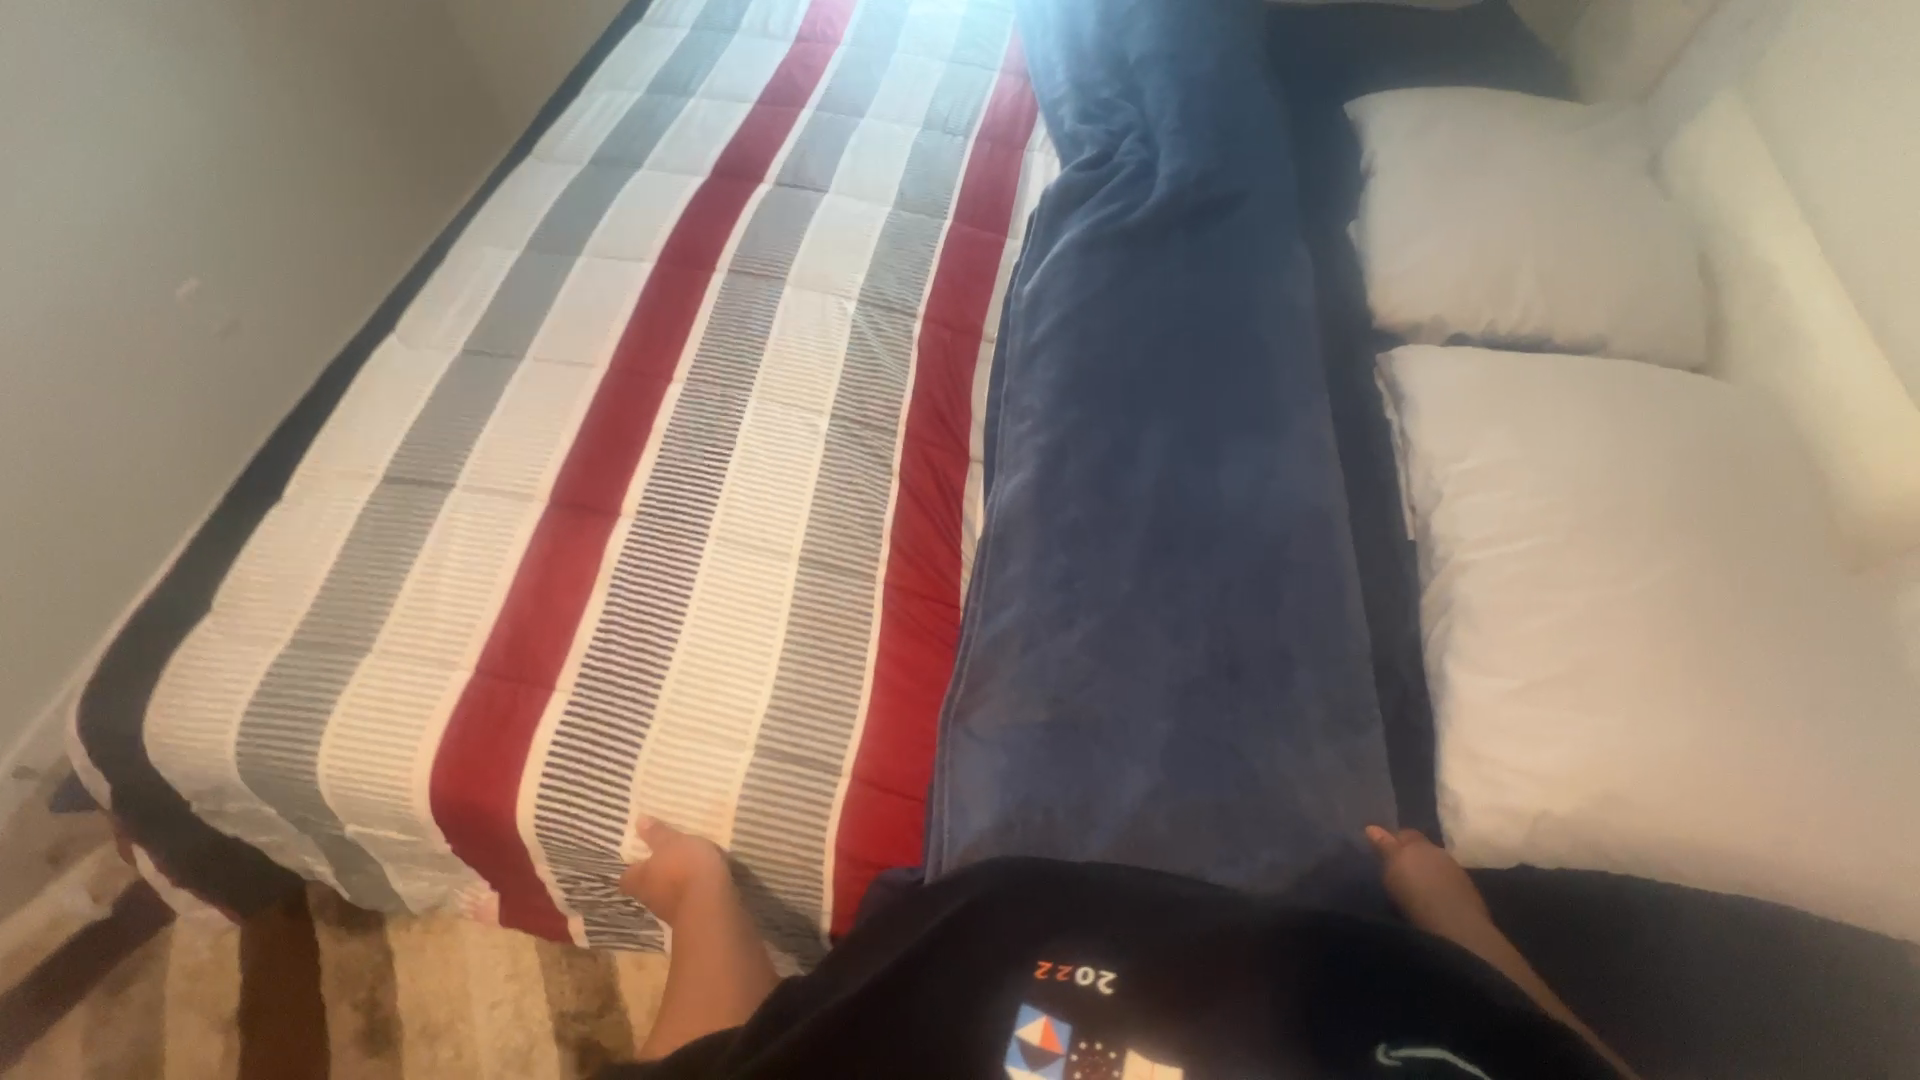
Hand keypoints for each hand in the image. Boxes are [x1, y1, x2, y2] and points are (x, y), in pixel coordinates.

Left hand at [618, 817, 733, 927]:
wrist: (710, 903)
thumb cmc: (685, 866)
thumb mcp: (672, 842)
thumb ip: (656, 834)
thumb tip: (638, 821)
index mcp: (639, 879)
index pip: (626, 876)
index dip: (633, 867)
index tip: (642, 857)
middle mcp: (649, 898)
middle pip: (645, 887)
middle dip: (655, 876)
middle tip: (668, 860)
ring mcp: (668, 912)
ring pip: (666, 896)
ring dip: (675, 885)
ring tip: (690, 869)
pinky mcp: (689, 917)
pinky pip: (686, 902)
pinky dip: (692, 893)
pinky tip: (703, 883)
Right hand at [1365, 825, 1491, 935]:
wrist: (1455, 924)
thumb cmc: (1414, 891)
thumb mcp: (1390, 867)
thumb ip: (1383, 846)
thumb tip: (1371, 827)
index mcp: (1418, 843)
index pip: (1405, 833)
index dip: (1394, 839)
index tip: (1383, 847)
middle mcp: (1438, 853)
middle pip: (1422, 849)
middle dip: (1411, 854)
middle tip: (1397, 865)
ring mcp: (1456, 873)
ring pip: (1436, 865)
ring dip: (1426, 871)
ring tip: (1415, 884)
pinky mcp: (1468, 893)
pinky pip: (1447, 882)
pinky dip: (1438, 885)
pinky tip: (1432, 896)